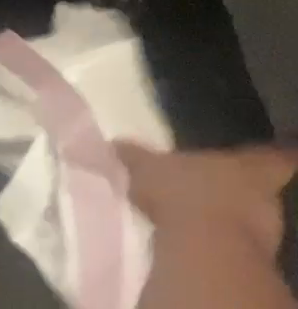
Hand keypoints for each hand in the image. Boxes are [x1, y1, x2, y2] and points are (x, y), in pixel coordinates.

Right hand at [117, 142, 297, 308]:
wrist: (207, 246)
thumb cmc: (182, 191)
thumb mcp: (144, 166)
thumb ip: (135, 154)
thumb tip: (118, 142)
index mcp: (246, 166)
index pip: (273, 156)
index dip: (274, 153)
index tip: (273, 150)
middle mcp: (265, 193)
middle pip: (260, 184)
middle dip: (239, 183)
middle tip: (213, 178)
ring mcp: (267, 225)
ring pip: (251, 210)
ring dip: (228, 207)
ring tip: (197, 205)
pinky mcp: (256, 250)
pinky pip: (238, 232)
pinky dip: (220, 229)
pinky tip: (195, 227)